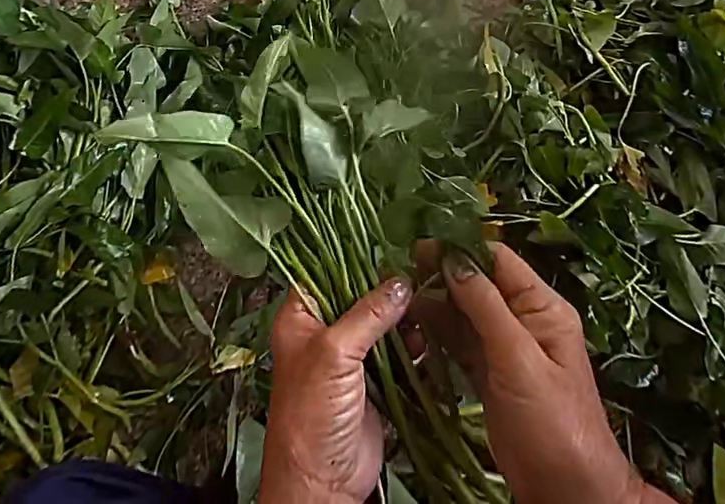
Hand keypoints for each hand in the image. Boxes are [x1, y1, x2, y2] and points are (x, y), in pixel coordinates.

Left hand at [260, 278, 412, 503]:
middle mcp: (324, 330)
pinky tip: (423, 341)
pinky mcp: (373, 379)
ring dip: (402, 319)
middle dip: (386, 290)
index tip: (386, 245)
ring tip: (421, 315)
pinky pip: (395, 351)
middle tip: (414, 280)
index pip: (324, 270)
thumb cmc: (311, 415)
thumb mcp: (334, 353)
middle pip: (358, 295)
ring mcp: (349, 355)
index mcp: (301, 316)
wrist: (323, 486)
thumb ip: (368, 314)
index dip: (352, 257)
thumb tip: (401, 282)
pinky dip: (411, 345)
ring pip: (380, 322)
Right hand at [412, 243, 672, 503]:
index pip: (498, 260)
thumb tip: (453, 260)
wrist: (568, 494)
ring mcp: (505, 347)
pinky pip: (460, 341)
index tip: (423, 246)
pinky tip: (412, 326)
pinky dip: (438, 333)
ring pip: (464, 312)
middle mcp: (522, 319)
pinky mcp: (489, 372)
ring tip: (400, 295)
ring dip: (435, 303)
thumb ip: (486, 306)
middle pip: (477, 283)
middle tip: (402, 269)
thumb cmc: (553, 424)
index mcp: (541, 307)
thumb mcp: (520, 359)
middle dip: (442, 274)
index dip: (461, 249)